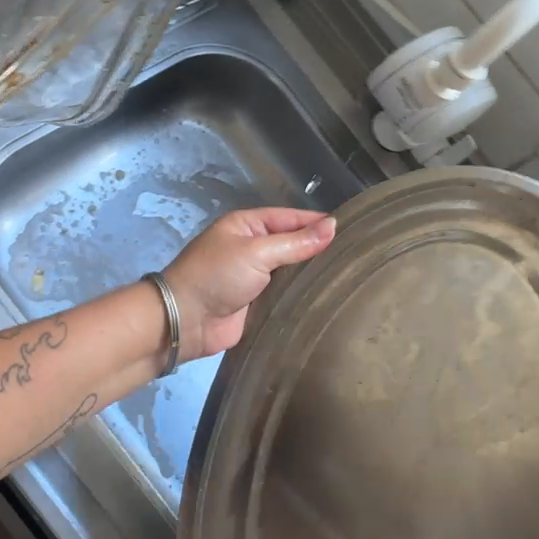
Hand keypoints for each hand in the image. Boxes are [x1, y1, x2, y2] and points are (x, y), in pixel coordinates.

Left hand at [163, 208, 335, 358]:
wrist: (185, 320)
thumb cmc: (217, 276)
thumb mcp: (257, 253)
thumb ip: (296, 243)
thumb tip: (333, 226)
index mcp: (246, 226)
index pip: (289, 217)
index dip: (316, 222)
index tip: (348, 228)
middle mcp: (251, 247)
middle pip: (291, 243)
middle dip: (316, 248)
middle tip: (353, 255)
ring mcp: (254, 277)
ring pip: (290, 271)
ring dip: (310, 274)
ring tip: (348, 275)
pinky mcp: (256, 303)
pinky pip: (284, 295)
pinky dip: (301, 295)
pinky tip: (326, 297)